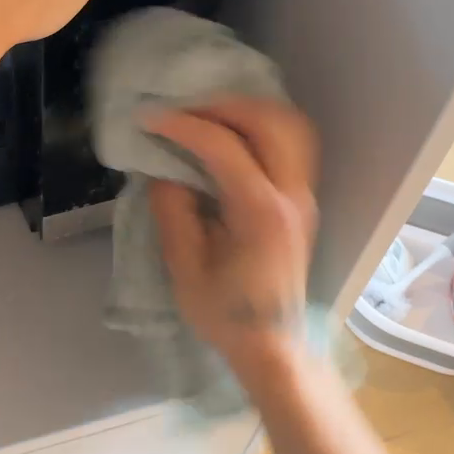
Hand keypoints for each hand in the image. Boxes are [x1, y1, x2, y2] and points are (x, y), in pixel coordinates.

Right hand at [146, 97, 319, 372]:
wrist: (271, 346)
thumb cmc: (223, 314)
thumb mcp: (184, 266)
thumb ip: (173, 209)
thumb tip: (167, 170)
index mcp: (260, 213)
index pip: (224, 147)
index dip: (183, 126)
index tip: (149, 120)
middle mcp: (291, 195)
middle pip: (269, 122)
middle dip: (222, 106)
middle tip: (183, 112)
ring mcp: (304, 196)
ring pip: (290, 126)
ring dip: (248, 112)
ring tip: (208, 118)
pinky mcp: (302, 200)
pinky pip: (292, 144)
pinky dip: (262, 128)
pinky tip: (232, 137)